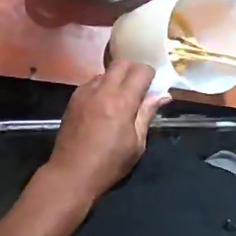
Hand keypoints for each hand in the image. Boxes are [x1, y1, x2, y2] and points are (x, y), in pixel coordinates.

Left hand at [43, 60, 166, 199]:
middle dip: (134, 69)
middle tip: (140, 85)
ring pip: (105, 72)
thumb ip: (147, 114)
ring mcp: (84, 92)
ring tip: (120, 97)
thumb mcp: (137, 143)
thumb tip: (164, 95)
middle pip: (121, 63)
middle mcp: (102, 90)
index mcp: (122, 101)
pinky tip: (103, 104)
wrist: (72, 172)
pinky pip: (91, 83)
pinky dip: (101, 87)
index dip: (150, 75)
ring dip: (116, 78)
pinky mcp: (73, 99)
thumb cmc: (109, 163)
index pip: (140, 71)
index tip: (153, 86)